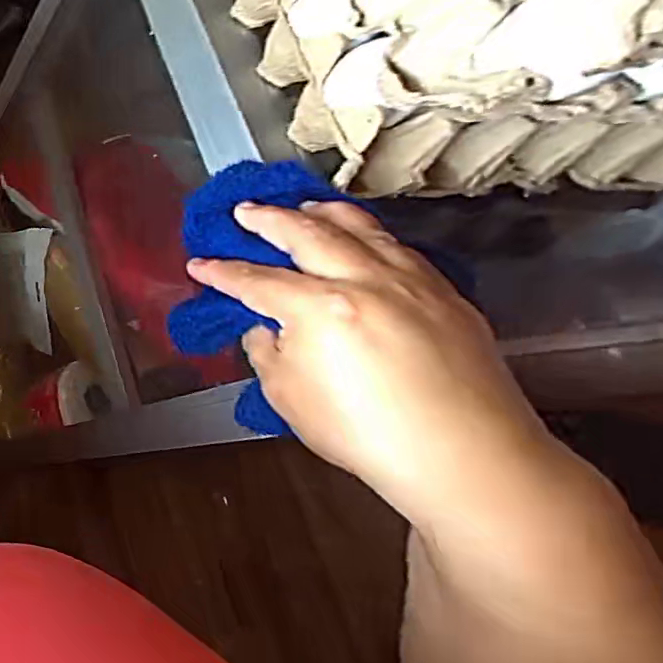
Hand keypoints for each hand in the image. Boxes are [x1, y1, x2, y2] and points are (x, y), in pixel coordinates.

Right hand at [186, 202, 550, 517]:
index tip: (199, 265)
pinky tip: (362, 238)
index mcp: (319, 307)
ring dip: (321, 213)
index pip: (256, 280)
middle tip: (244, 211)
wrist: (463, 455)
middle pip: (305, 233)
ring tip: (302, 207)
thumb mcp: (288, 397)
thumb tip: (266, 329)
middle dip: (267, 219)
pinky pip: (397, 246)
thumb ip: (267, 353)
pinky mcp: (444, 293)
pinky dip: (368, 233)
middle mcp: (364, 280)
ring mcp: (409, 281)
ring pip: (359, 228)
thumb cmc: (365, 433)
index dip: (221, 272)